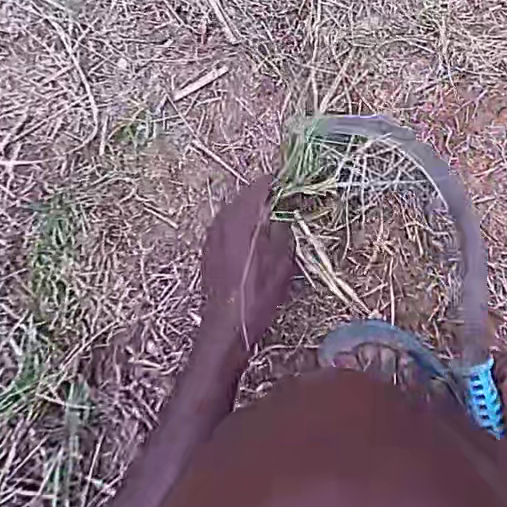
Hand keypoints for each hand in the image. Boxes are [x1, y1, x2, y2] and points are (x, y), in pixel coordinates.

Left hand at [198, 177, 297, 360]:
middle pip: (248, 195)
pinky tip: (258, 238)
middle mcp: (222, 219)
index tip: (297, 185)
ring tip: (277, 219)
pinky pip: (229, 225)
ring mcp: (213, 233)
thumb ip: (284, 224)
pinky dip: (245, 224)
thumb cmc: (258, 292)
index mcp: (241, 217)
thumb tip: (289, 205)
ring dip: (256, 210)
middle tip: (290, 202)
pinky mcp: (209, 247)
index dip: (281, 183)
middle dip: (269, 195)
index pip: (261, 185)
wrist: (227, 324)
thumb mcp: (283, 257)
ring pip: (238, 210)